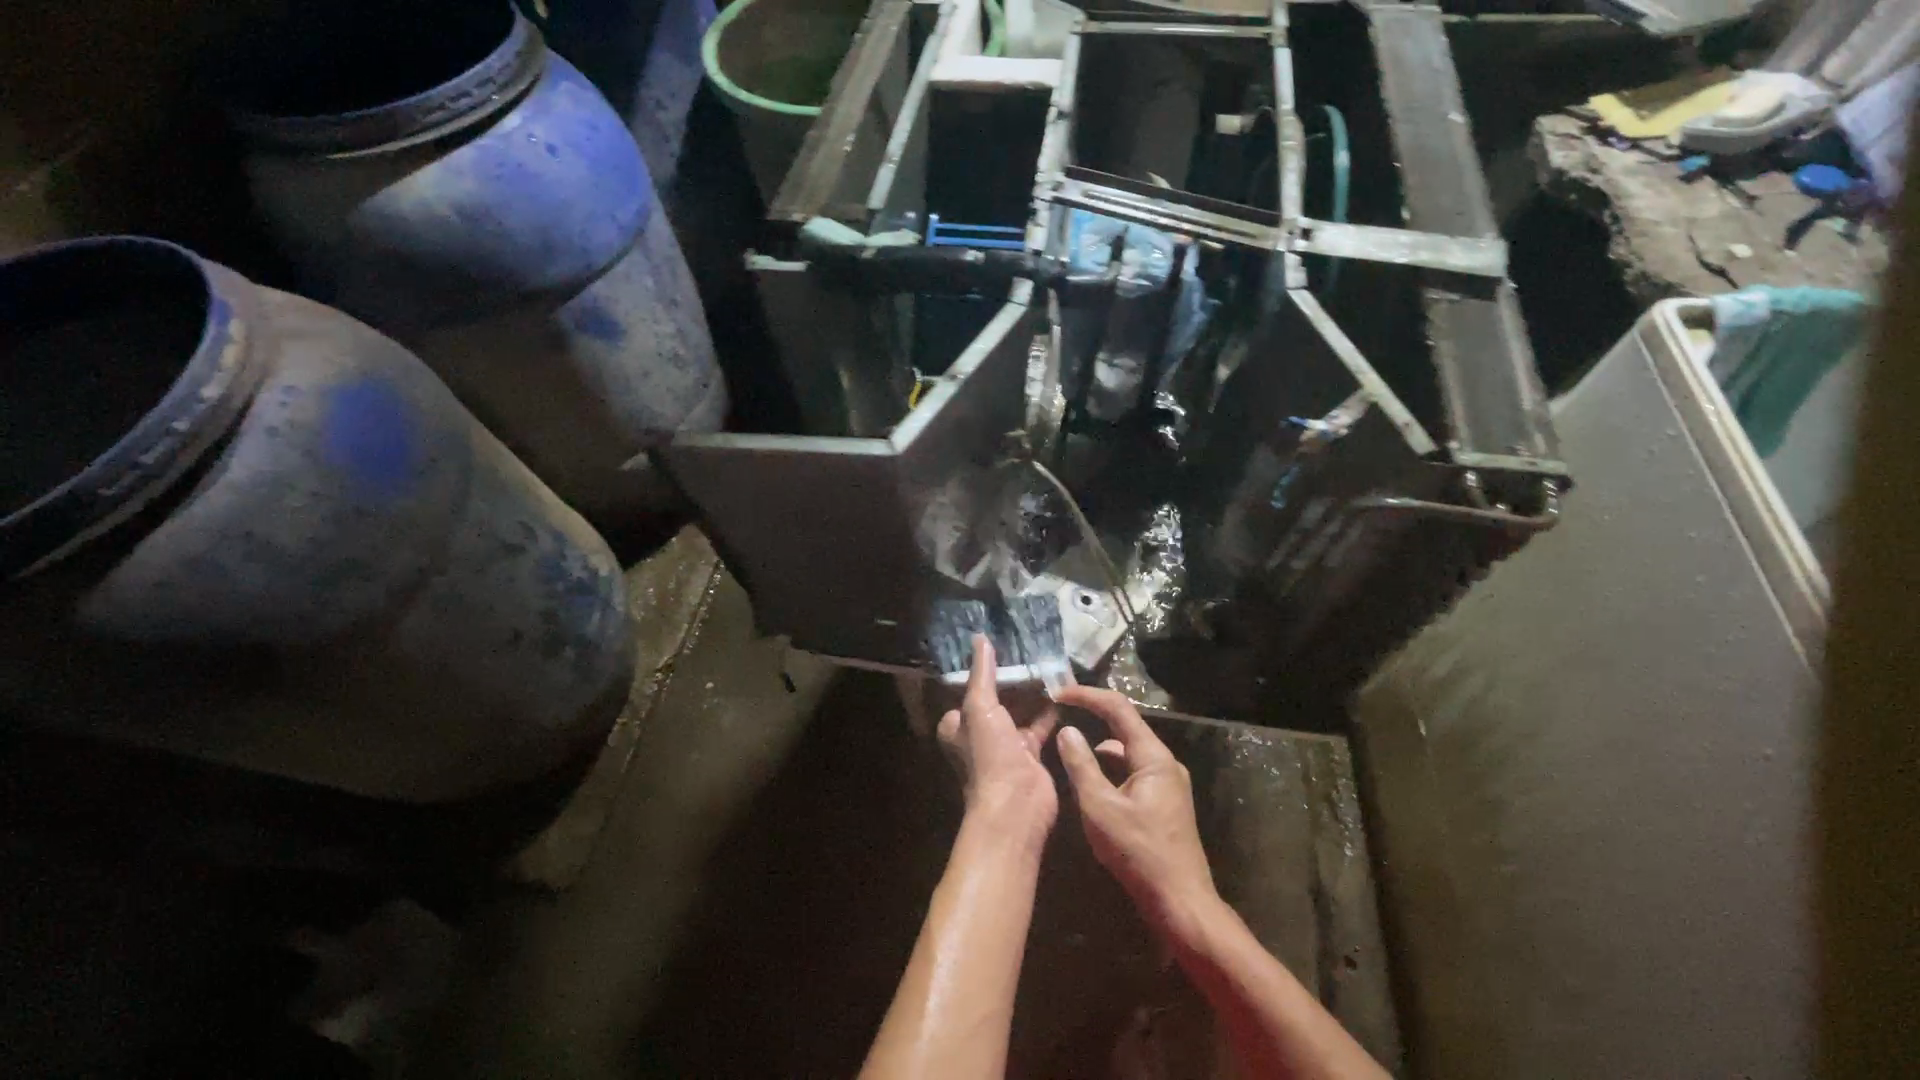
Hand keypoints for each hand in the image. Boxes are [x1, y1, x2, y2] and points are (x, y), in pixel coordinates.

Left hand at [937, 636, 1058, 839]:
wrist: (1016, 806)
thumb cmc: (988, 755)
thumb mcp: (979, 707)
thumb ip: (982, 673)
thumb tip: (979, 638)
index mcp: (957, 725)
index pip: (969, 690)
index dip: (985, 670)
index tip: (1004, 646)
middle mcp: (979, 734)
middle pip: (997, 699)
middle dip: (1014, 680)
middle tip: (1033, 651)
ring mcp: (1005, 745)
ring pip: (1020, 711)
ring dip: (1033, 693)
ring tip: (1051, 665)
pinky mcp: (1030, 754)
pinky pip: (1039, 725)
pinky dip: (1050, 711)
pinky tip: (1064, 690)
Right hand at [1054, 686, 1218, 935]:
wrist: (1179, 901)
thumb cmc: (1138, 852)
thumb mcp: (1099, 806)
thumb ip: (1080, 765)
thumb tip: (1067, 731)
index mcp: (1153, 757)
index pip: (1118, 709)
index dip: (1086, 696)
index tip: (1057, 693)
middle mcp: (1165, 764)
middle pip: (1124, 729)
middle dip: (1091, 720)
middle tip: (1058, 718)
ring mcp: (1167, 785)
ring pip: (1126, 755)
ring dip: (1098, 752)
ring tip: (1066, 757)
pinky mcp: (1164, 804)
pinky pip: (1131, 775)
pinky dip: (1109, 774)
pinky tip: (1090, 790)